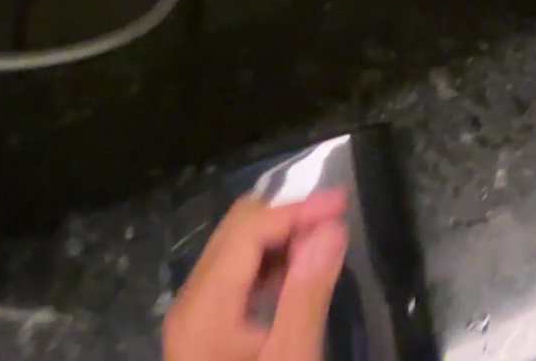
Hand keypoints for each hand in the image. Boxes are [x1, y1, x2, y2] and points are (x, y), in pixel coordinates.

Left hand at [163, 191, 349, 360]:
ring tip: (324, 246)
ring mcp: (195, 317)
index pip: (250, 231)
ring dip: (282, 238)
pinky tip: (300, 276)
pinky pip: (238, 276)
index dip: (298, 210)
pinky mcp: (205, 331)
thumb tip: (332, 228)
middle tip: (336, 222)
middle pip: (237, 231)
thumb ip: (309, 293)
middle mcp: (192, 302)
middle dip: (289, 218)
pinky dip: (271, 263)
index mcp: (204, 307)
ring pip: (237, 249)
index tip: (344, 203)